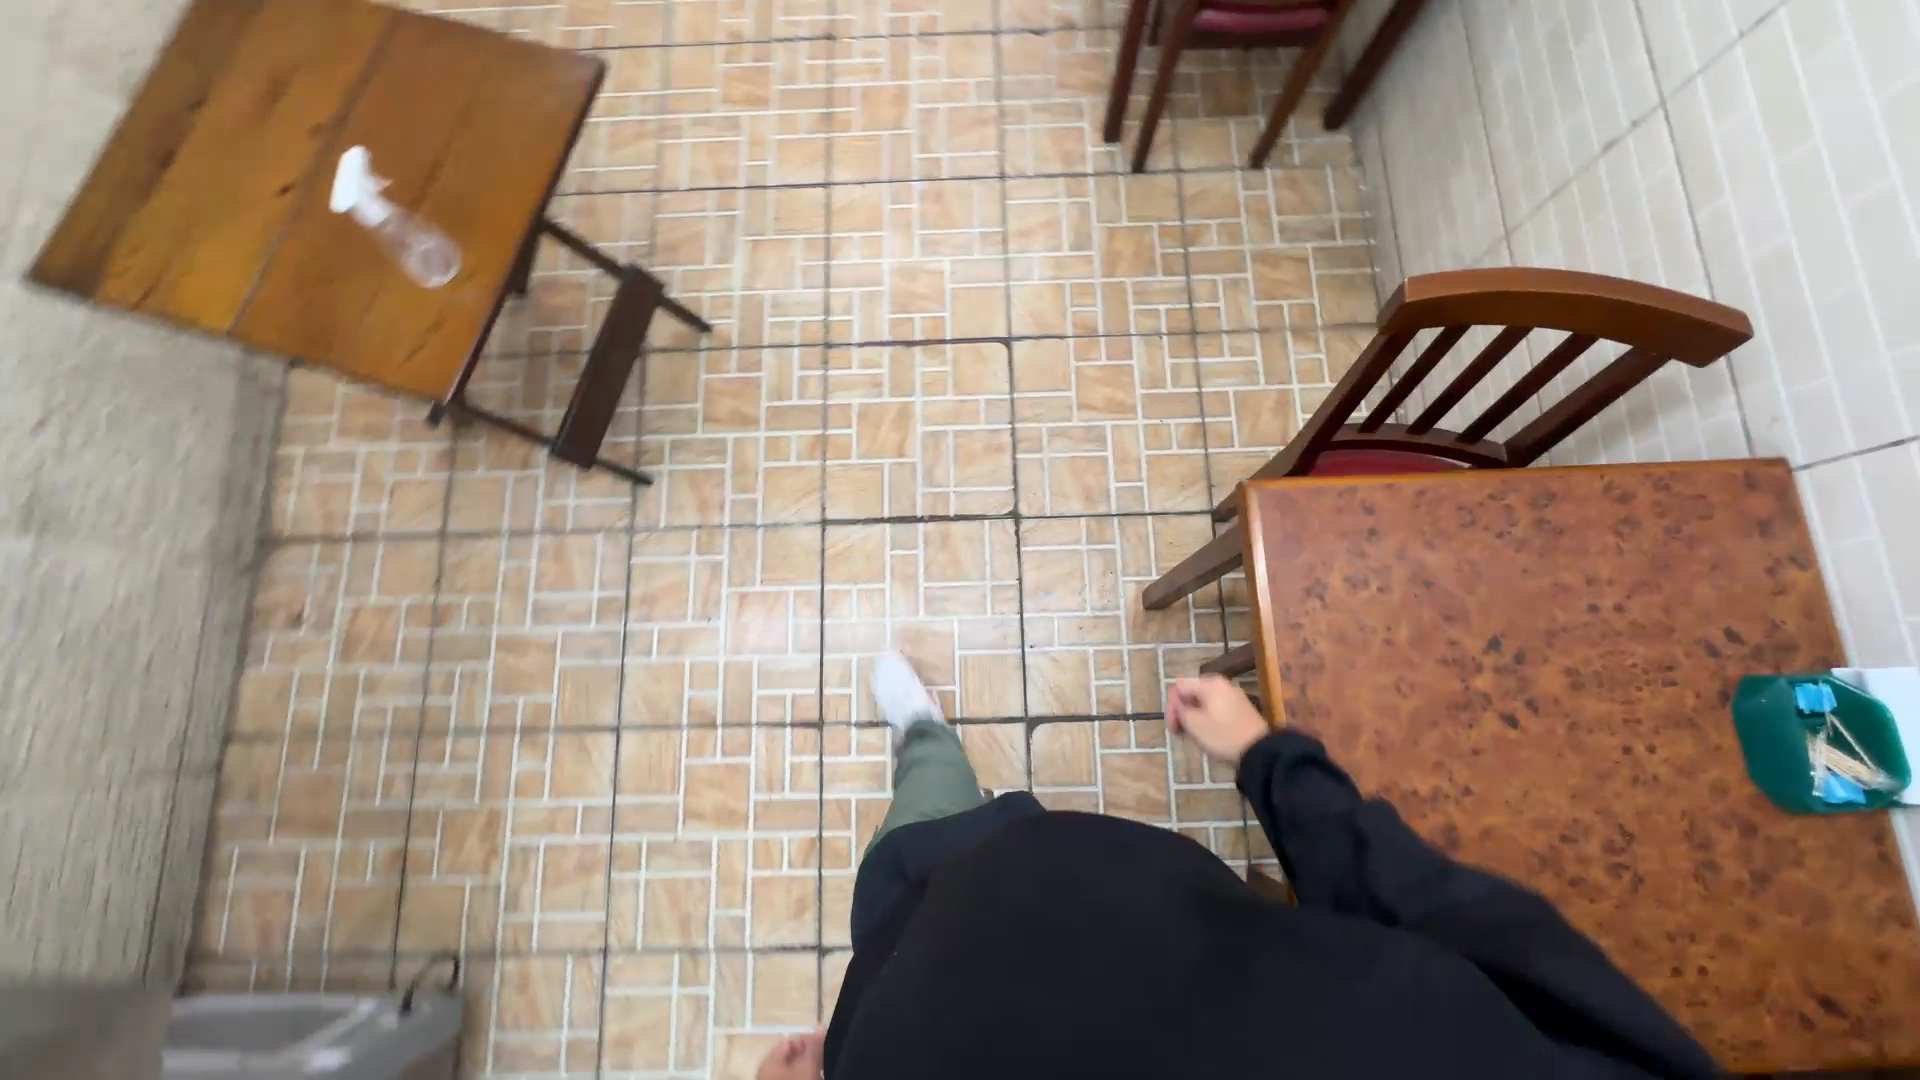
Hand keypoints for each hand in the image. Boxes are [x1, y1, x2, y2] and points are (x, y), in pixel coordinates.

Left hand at [756, 1029, 826, 1079]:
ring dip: (809, 1073)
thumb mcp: (808, 1068)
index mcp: (769, 1062)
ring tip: (822, 1074)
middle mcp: (767, 1074)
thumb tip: (821, 1027)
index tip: (824, 1047)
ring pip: (793, 1075)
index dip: (808, 1041)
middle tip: (825, 1062)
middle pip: (791, 1059)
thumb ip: (814, 1046)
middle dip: (809, 1058)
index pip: (790, 1042)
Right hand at [1167, 675, 1268, 765]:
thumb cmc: (1223, 736)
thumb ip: (1180, 710)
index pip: (1179, 687)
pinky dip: (1208, 718)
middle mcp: (1222, 685)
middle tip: (1179, 732)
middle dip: (1183, 711)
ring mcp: (1234, 696)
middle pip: (1192, 693)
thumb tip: (1178, 705)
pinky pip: (1217, 709)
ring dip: (1194, 716)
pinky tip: (1208, 734)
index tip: (1172, 726)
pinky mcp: (1241, 709)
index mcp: (1210, 684)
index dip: (1171, 706)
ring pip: (1204, 702)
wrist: (1260, 752)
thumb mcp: (1194, 725)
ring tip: (1192, 735)